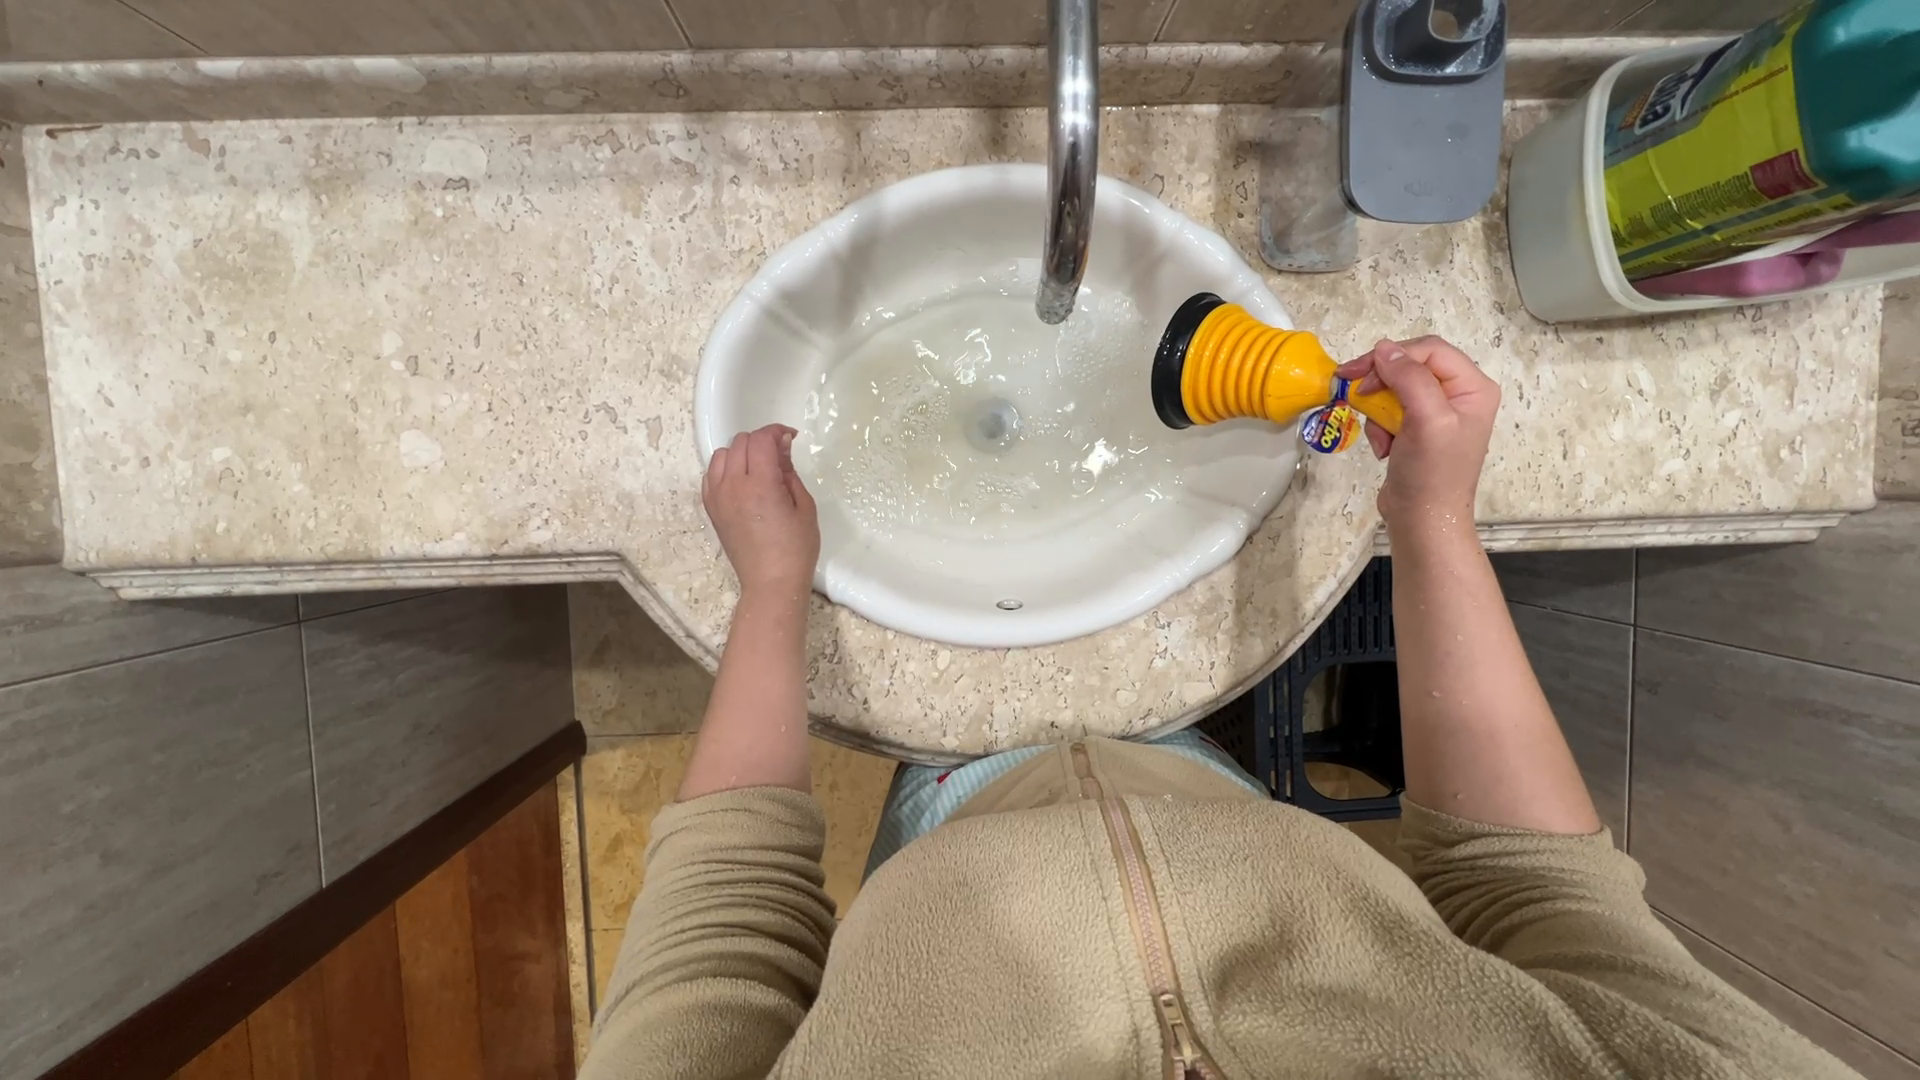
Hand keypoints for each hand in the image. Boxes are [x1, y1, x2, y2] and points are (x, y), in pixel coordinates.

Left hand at [703, 424, 820, 599]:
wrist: (771, 582)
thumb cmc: (796, 549)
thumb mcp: (804, 506)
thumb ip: (789, 471)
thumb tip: (782, 447)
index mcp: (761, 484)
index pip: (761, 440)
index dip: (777, 432)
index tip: (790, 438)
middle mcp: (733, 486)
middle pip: (740, 442)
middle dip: (762, 441)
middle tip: (780, 455)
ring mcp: (718, 497)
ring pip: (722, 454)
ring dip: (741, 453)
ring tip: (759, 467)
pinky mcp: (712, 508)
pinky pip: (711, 474)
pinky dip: (725, 469)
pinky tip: (742, 480)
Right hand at [1334, 336, 1498, 534]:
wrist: (1423, 519)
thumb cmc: (1432, 472)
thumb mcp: (1426, 419)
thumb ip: (1409, 379)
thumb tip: (1383, 348)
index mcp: (1472, 387)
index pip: (1429, 351)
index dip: (1392, 356)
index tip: (1357, 375)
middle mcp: (1458, 395)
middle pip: (1411, 365)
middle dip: (1380, 380)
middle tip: (1351, 391)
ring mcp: (1437, 413)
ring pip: (1395, 388)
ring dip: (1377, 407)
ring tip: (1379, 434)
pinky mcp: (1417, 430)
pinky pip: (1390, 411)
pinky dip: (1379, 426)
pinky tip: (1383, 447)